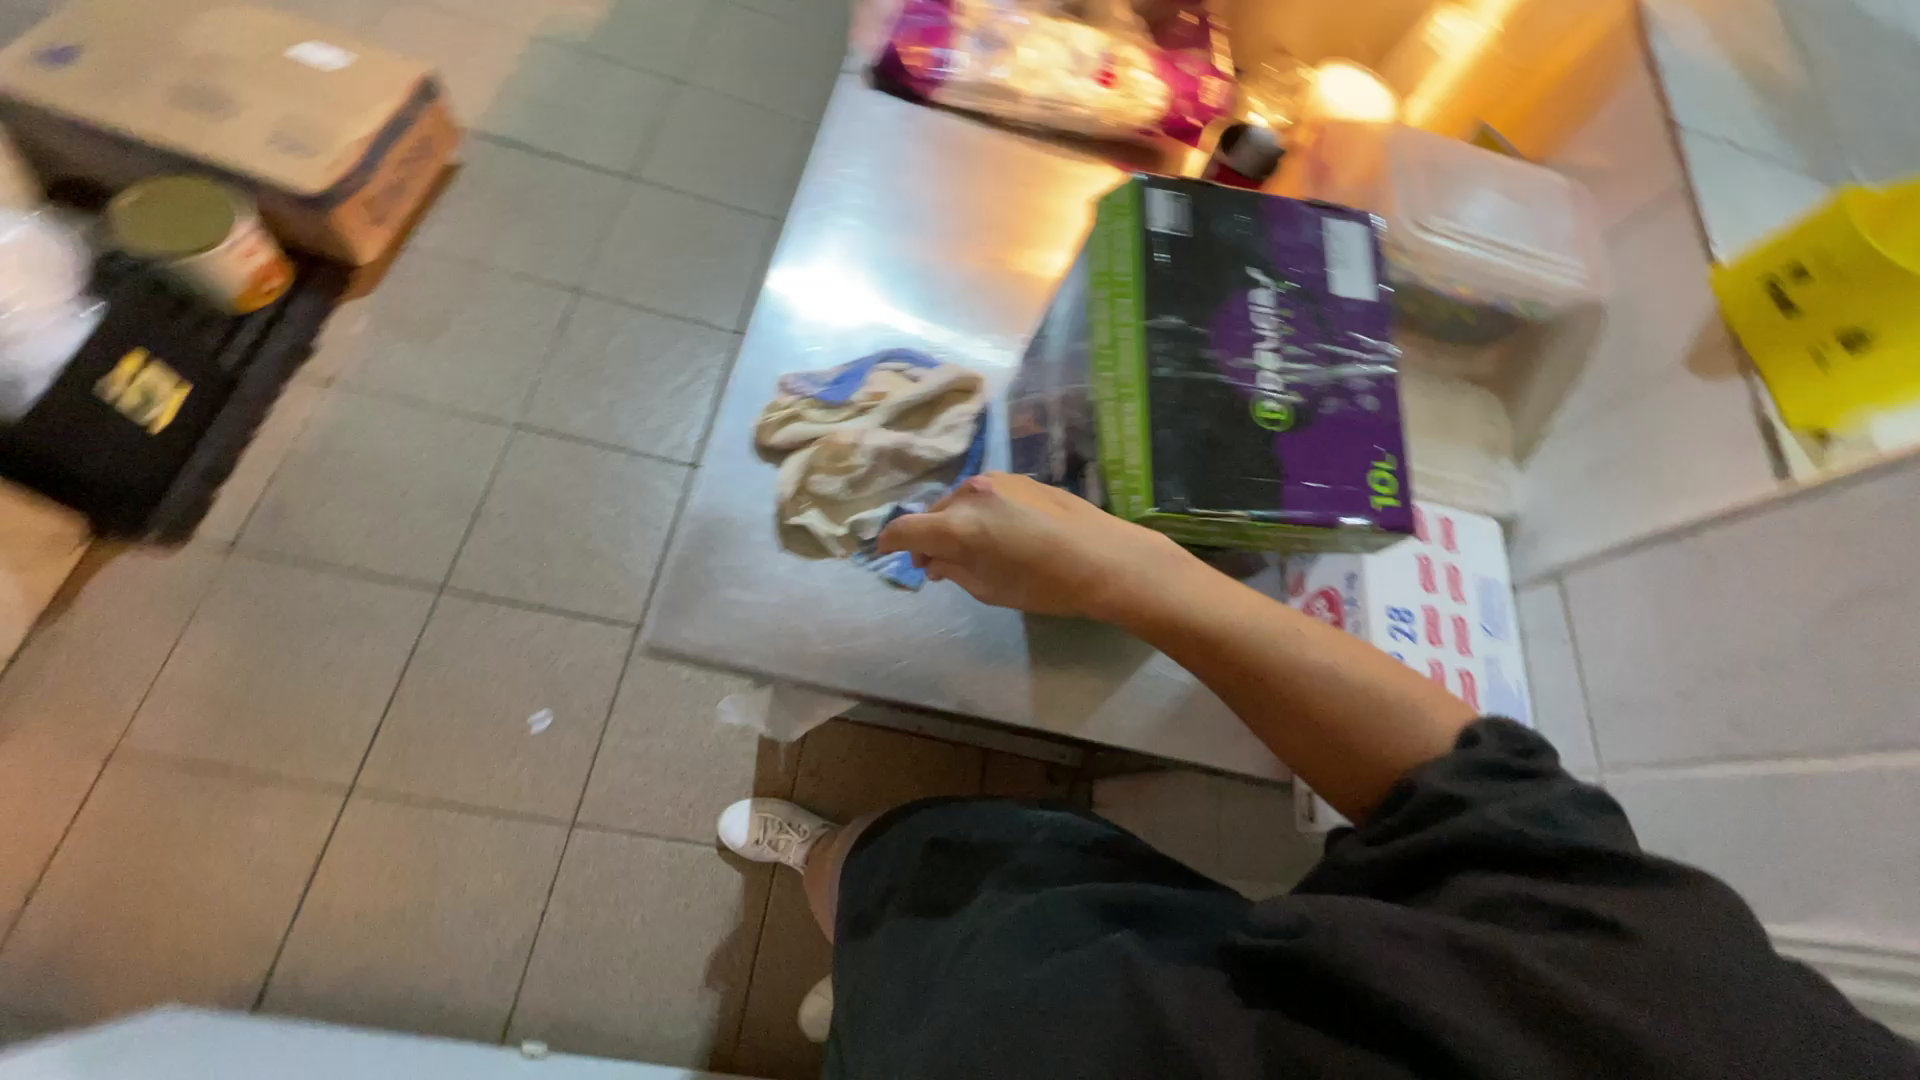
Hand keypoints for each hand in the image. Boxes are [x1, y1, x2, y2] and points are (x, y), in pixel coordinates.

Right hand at [876, 472, 1194, 620]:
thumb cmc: (1045, 585)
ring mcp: (997, 480)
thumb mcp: (990, 589)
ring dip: (954, 523)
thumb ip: (953, 571)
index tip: (887, 552)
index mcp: (958, 524)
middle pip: (932, 513)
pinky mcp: (1019, 477)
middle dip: (928, 538)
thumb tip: (934, 562)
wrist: (1106, 559)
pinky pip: (982, 494)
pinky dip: (977, 512)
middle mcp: (970, 493)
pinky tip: (996, 533)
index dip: (891, 543)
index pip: (905, 529)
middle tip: (937, 565)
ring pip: (958, 502)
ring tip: (969, 549)